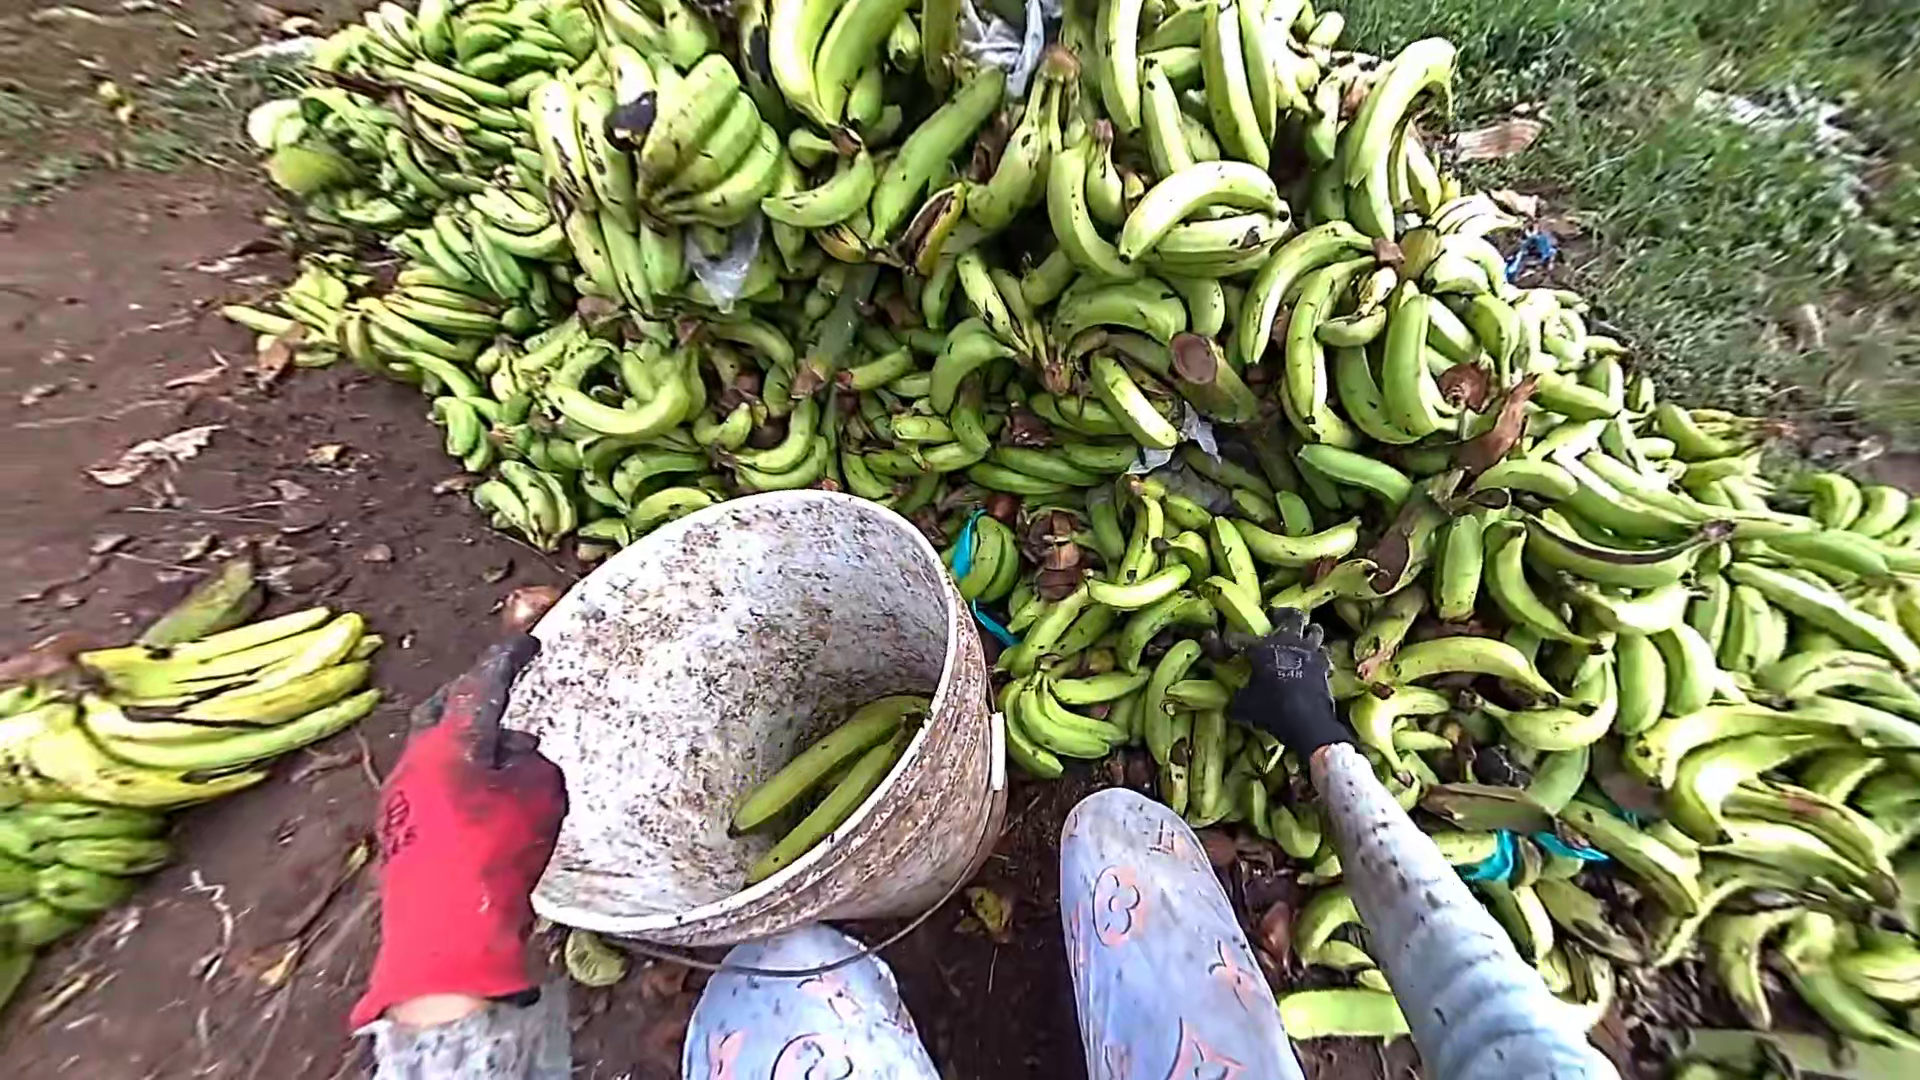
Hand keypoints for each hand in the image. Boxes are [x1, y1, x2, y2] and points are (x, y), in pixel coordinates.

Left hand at [351, 636, 566, 1028]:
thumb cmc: (501, 851)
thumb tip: (511, 749)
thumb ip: (527, 757)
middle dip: (474, 688)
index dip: (508, 657)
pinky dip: (458, 760)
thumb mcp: (540, 790)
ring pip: (433, 740)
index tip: (529, 641)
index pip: (483, 684)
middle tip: (506, 681)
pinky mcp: (397, 818)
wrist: (447, 930)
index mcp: (454, 745)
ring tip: (508, 746)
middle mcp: (416, 760)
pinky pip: (429, 769)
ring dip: (469, 731)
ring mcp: (399, 791)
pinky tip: (484, 779)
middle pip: (441, 705)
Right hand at [1229, 609, 1350, 759]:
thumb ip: (1237, 699)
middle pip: (1291, 616)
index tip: (1222, 646)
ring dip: (1307, 633)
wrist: (1308, 723)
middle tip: (1275, 618)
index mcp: (1262, 647)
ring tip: (1300, 639)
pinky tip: (1312, 663)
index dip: (1227, 642)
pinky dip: (1318, 656)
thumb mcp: (1245, 705)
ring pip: (1314, 631)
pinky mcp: (1325, 667)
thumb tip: (1230, 704)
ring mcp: (1310, 653)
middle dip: (1283, 615)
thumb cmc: (1272, 709)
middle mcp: (1287, 643)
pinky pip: (1323, 654)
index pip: (1238, 639)